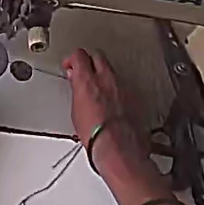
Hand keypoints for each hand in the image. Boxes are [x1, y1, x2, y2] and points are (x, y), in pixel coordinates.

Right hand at [64, 49, 165, 204]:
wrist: (118, 149)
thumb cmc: (96, 136)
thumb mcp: (76, 111)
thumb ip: (77, 90)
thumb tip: (76, 84)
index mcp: (87, 80)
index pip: (79, 55)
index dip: (73, 59)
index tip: (70, 65)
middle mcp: (106, 78)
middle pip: (97, 55)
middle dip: (89, 60)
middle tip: (83, 70)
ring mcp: (121, 85)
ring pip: (111, 69)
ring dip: (103, 74)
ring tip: (97, 88)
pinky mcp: (133, 95)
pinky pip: (122, 84)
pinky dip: (115, 87)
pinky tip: (110, 99)